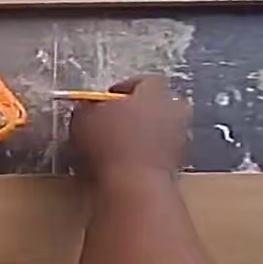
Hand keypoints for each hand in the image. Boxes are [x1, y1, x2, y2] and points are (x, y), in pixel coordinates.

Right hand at [69, 75, 189, 183]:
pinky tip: (125, 159)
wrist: (134, 183)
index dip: (123, 88)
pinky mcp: (177, 160)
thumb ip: (87, 108)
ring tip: (117, 142)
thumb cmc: (107, 143)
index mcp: (153, 93)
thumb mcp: (83, 119)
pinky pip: (160, 148)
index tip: (105, 99)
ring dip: (143, 131)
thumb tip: (87, 106)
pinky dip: (146, 151)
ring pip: (160, 126)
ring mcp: (179, 136)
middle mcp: (172, 110)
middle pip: (157, 102)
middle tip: (114, 119)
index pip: (144, 80)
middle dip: (138, 109)